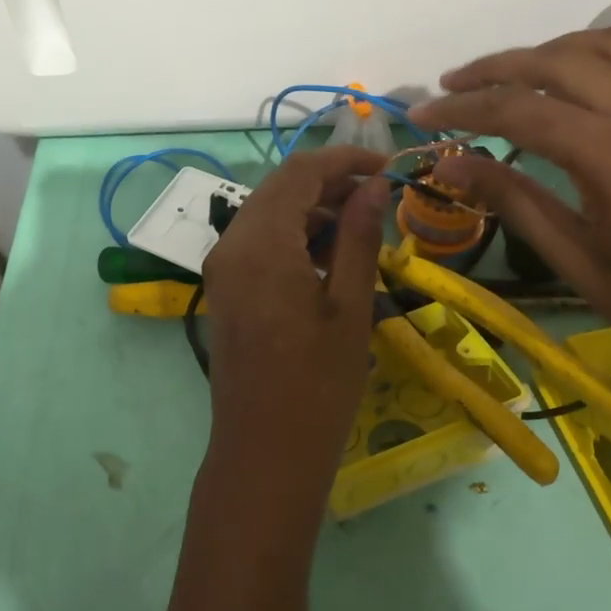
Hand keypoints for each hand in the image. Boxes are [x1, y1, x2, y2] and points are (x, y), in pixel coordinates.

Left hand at [200, 145, 388, 478]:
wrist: (264, 451)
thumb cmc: (318, 383)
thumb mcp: (350, 306)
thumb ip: (358, 236)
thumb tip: (373, 185)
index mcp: (260, 241)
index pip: (299, 172)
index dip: (344, 158)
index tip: (387, 165)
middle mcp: (231, 243)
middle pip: (279, 188)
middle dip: (328, 182)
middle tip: (379, 195)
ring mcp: (222, 267)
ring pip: (267, 214)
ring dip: (311, 209)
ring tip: (362, 226)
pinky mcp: (225, 289)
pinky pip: (258, 242)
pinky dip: (292, 236)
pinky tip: (330, 255)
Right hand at [407, 26, 610, 398]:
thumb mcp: (583, 265)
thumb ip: (515, 201)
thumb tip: (450, 164)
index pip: (517, 110)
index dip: (461, 108)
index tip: (419, 115)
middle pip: (559, 60)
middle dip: (496, 66)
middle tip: (453, 85)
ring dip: (556, 50)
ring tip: (519, 76)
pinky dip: (610, 55)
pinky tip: (592, 84)